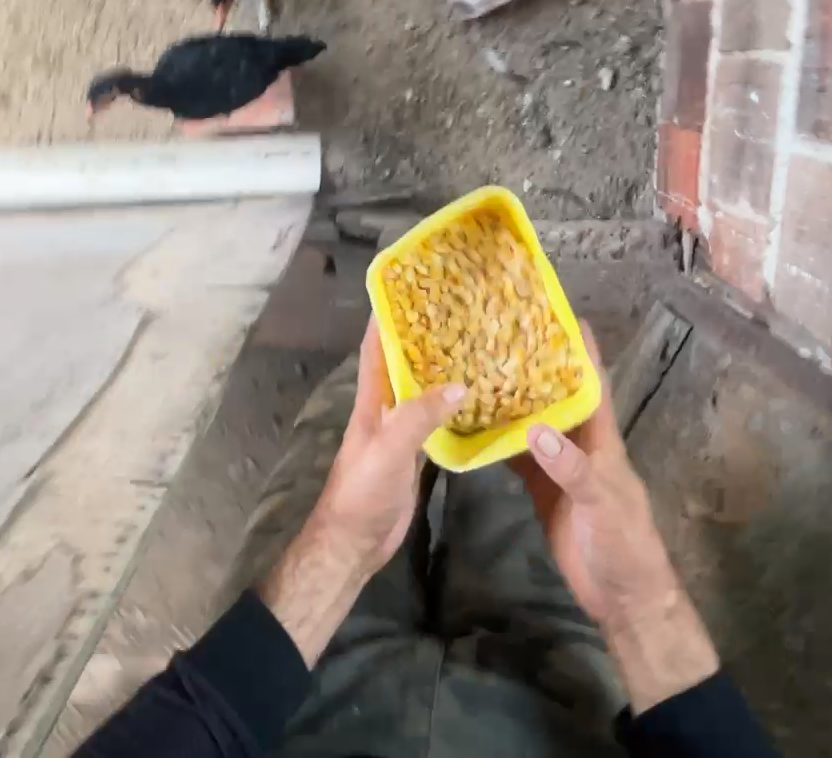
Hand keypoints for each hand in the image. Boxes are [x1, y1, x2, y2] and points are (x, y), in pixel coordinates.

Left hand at [260, 320, 466, 664]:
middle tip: (456, 311)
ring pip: (421, 391)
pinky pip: (434, 421)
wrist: (355, 543)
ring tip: (474, 346)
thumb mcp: (388, 450)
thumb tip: (460, 385)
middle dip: (422, 337)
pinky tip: (476, 399)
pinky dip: (451, 406)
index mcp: (371, 401)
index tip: (407, 288)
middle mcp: (384, 409)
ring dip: (439, 369)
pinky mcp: (415, 455)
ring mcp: (400, 432)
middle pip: (402, 364)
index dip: (385, 318)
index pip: (375, 349)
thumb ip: (418, 417)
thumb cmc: (363, 491)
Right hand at [510, 324, 720, 710]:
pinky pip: (517, 454)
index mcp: (601, 439)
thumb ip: (571, 468)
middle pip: (556, 395)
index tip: (561, 313)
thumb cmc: (624, 544)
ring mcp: (559, 465)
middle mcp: (578, 443)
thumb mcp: (603, 504)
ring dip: (512, 398)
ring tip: (479, 368)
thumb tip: (535, 428)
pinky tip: (473, 424)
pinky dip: (497, 439)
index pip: (592, 384)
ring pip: (533, 420)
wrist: (621, 596)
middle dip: (536, 365)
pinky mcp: (543, 487)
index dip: (582, 349)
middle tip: (501, 335)